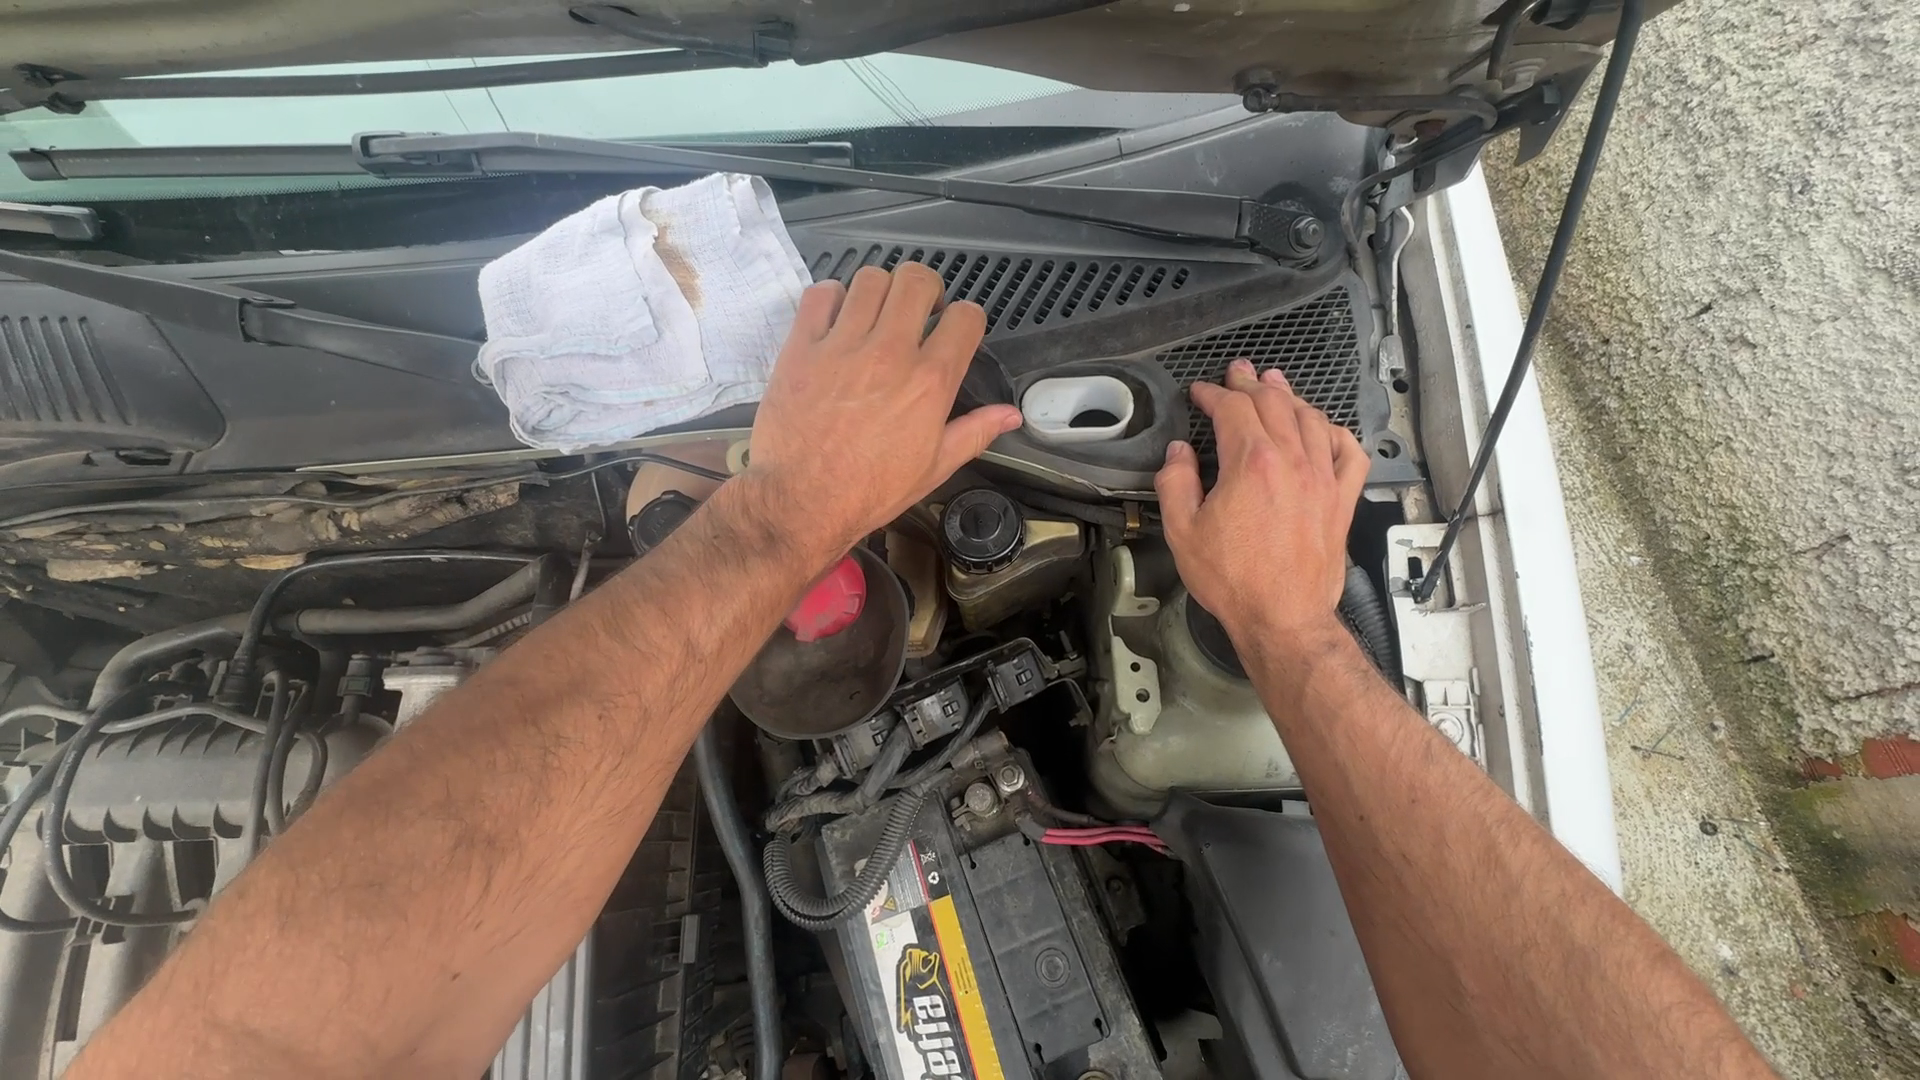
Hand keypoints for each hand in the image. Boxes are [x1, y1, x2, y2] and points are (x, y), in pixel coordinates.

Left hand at [747, 265, 1022, 557]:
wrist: (803, 501)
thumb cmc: (871, 490)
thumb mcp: (935, 467)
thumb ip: (975, 432)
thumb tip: (1010, 415)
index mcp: (930, 381)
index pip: (965, 317)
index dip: (966, 319)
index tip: (955, 331)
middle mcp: (890, 352)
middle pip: (917, 280)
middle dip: (926, 289)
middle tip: (919, 311)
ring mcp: (842, 344)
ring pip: (870, 279)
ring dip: (880, 291)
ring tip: (876, 315)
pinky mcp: (801, 346)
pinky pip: (820, 293)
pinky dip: (832, 297)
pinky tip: (836, 319)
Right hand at [1155, 359, 1370, 646]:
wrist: (1283, 617)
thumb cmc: (1234, 580)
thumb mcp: (1183, 532)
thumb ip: (1175, 483)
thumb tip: (1179, 454)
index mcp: (1252, 464)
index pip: (1233, 409)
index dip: (1212, 394)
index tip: (1199, 392)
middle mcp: (1293, 461)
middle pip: (1273, 404)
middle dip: (1250, 383)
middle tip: (1238, 372)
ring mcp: (1323, 478)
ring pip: (1310, 419)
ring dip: (1289, 396)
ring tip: (1276, 384)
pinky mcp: (1341, 500)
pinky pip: (1349, 451)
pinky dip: (1335, 431)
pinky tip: (1324, 427)